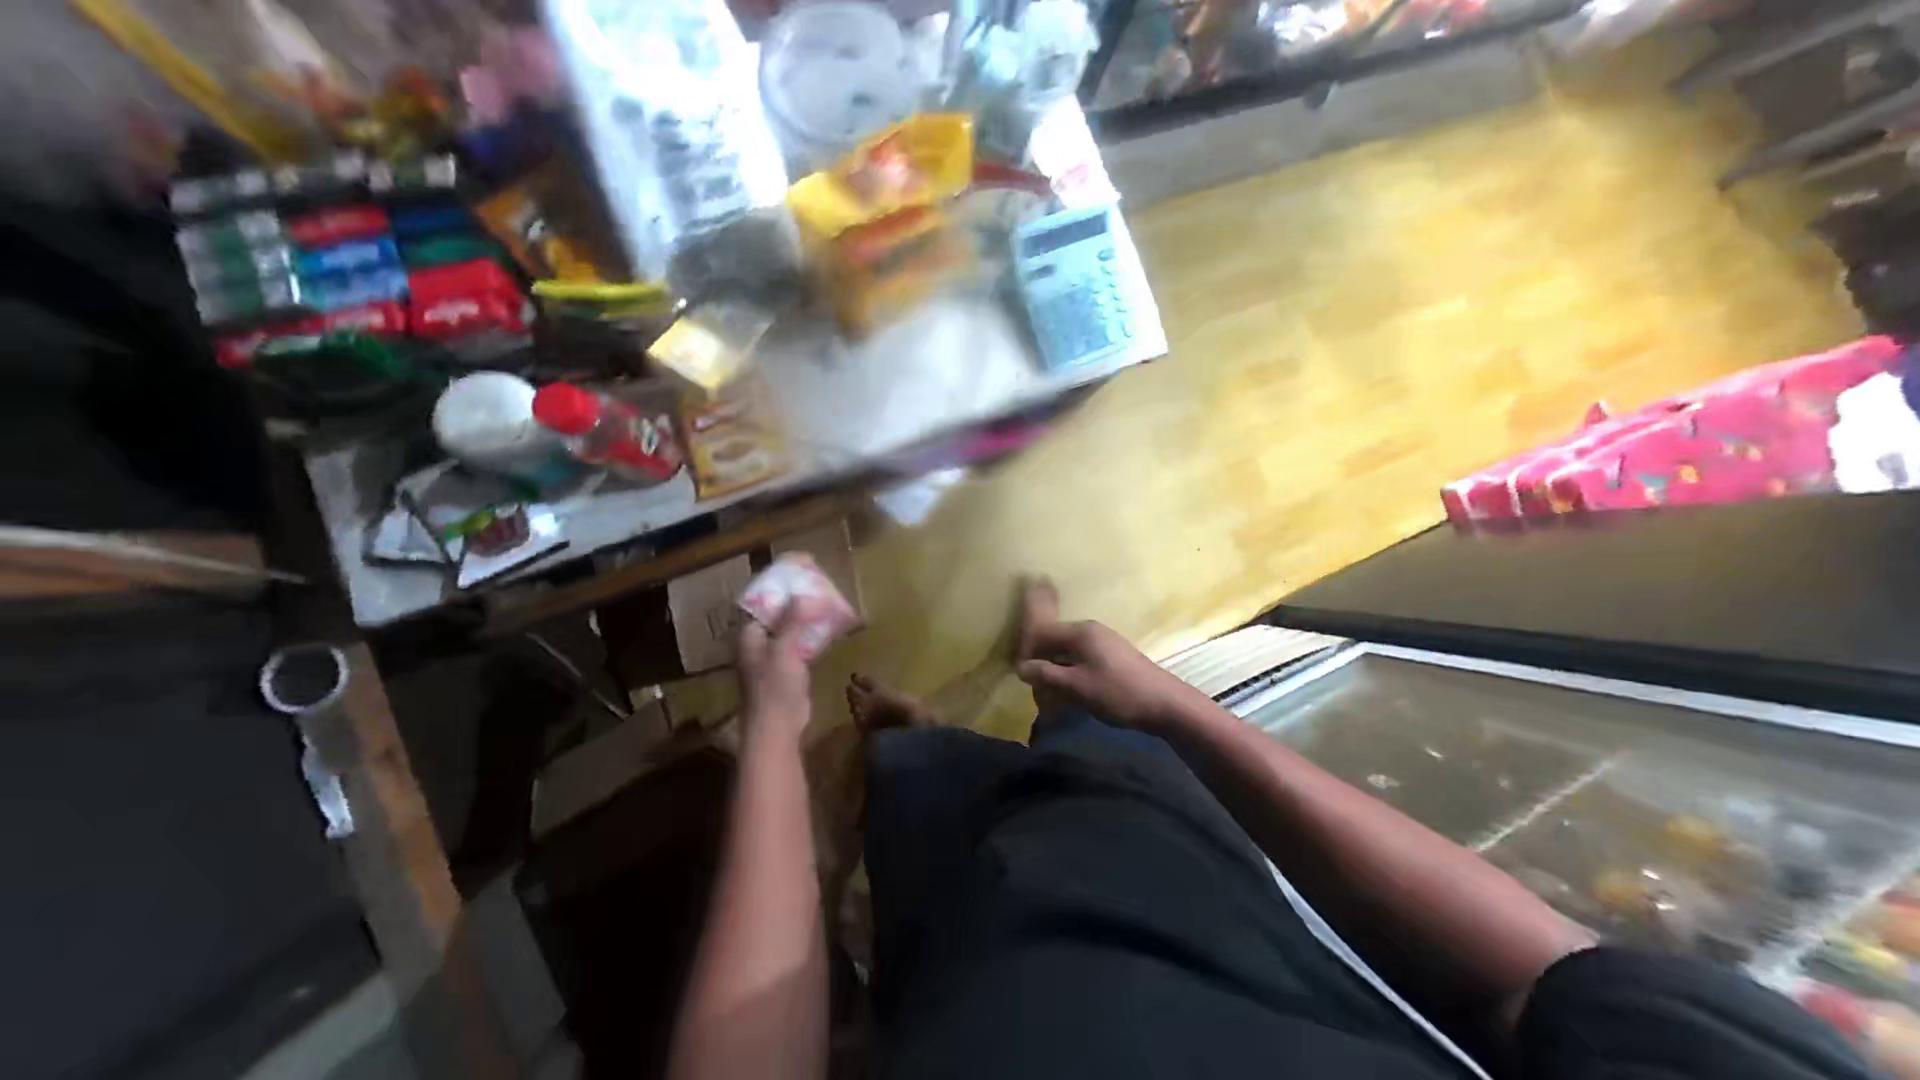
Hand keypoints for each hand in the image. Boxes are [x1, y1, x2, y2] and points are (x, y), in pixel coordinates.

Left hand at [735, 597, 828, 742]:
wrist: (778, 728)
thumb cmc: (775, 687)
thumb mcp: (784, 649)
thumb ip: (793, 620)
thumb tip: (805, 593)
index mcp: (750, 635)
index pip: (762, 602)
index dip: (778, 586)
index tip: (799, 571)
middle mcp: (759, 643)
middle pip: (778, 614)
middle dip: (796, 600)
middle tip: (818, 583)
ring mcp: (774, 657)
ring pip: (791, 629)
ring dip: (806, 616)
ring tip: (827, 598)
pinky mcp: (790, 670)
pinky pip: (802, 644)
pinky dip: (813, 634)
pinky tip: (830, 625)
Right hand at [1016, 619, 1197, 730]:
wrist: (1166, 704)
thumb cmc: (1118, 692)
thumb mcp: (1077, 686)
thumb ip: (1047, 675)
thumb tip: (1021, 667)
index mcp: (1081, 632)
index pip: (1043, 633)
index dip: (1029, 653)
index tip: (1022, 676)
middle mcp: (1091, 631)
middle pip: (1055, 642)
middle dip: (1042, 664)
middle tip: (1037, 690)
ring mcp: (1104, 643)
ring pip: (1068, 654)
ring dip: (1057, 672)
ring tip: (1053, 696)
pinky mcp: (1113, 658)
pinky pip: (1082, 661)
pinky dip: (1072, 675)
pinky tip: (1073, 694)